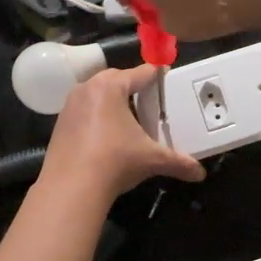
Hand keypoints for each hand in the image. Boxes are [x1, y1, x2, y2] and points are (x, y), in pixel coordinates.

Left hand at [40, 65, 205, 199]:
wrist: (71, 187)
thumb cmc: (115, 161)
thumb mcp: (151, 159)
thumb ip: (177, 162)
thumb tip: (200, 173)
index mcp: (110, 87)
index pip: (140, 73)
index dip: (157, 75)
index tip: (168, 78)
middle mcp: (87, 89)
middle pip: (115, 80)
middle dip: (133, 89)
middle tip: (150, 102)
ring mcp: (69, 106)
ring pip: (97, 96)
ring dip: (113, 104)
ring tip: (130, 121)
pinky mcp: (60, 125)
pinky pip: (84, 113)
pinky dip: (97, 119)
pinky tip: (107, 138)